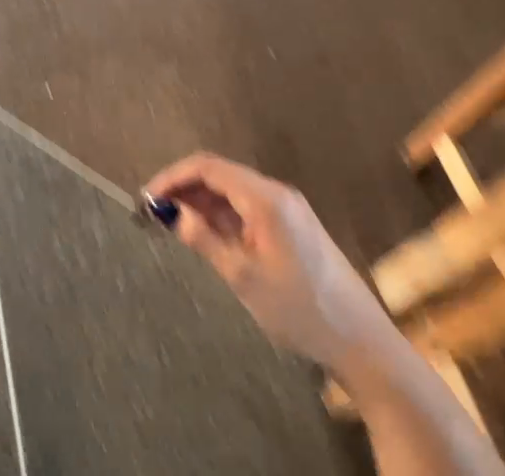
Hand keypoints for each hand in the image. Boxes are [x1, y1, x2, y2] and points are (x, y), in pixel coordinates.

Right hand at [145, 153, 392, 368]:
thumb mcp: (243, 276)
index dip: (173, 177)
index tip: (146, 198)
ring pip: (232, 193)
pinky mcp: (291, 228)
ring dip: (200, 203)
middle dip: (184, 188)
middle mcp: (276, 194)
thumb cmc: (299, 308)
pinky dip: (220, 216)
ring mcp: (286, 210)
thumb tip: (171, 212)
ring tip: (170, 224)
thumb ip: (204, 239)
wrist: (358, 338)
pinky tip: (203, 235)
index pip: (208, 167)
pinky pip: (246, 209)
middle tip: (152, 213)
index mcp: (265, 198)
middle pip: (220, 175)